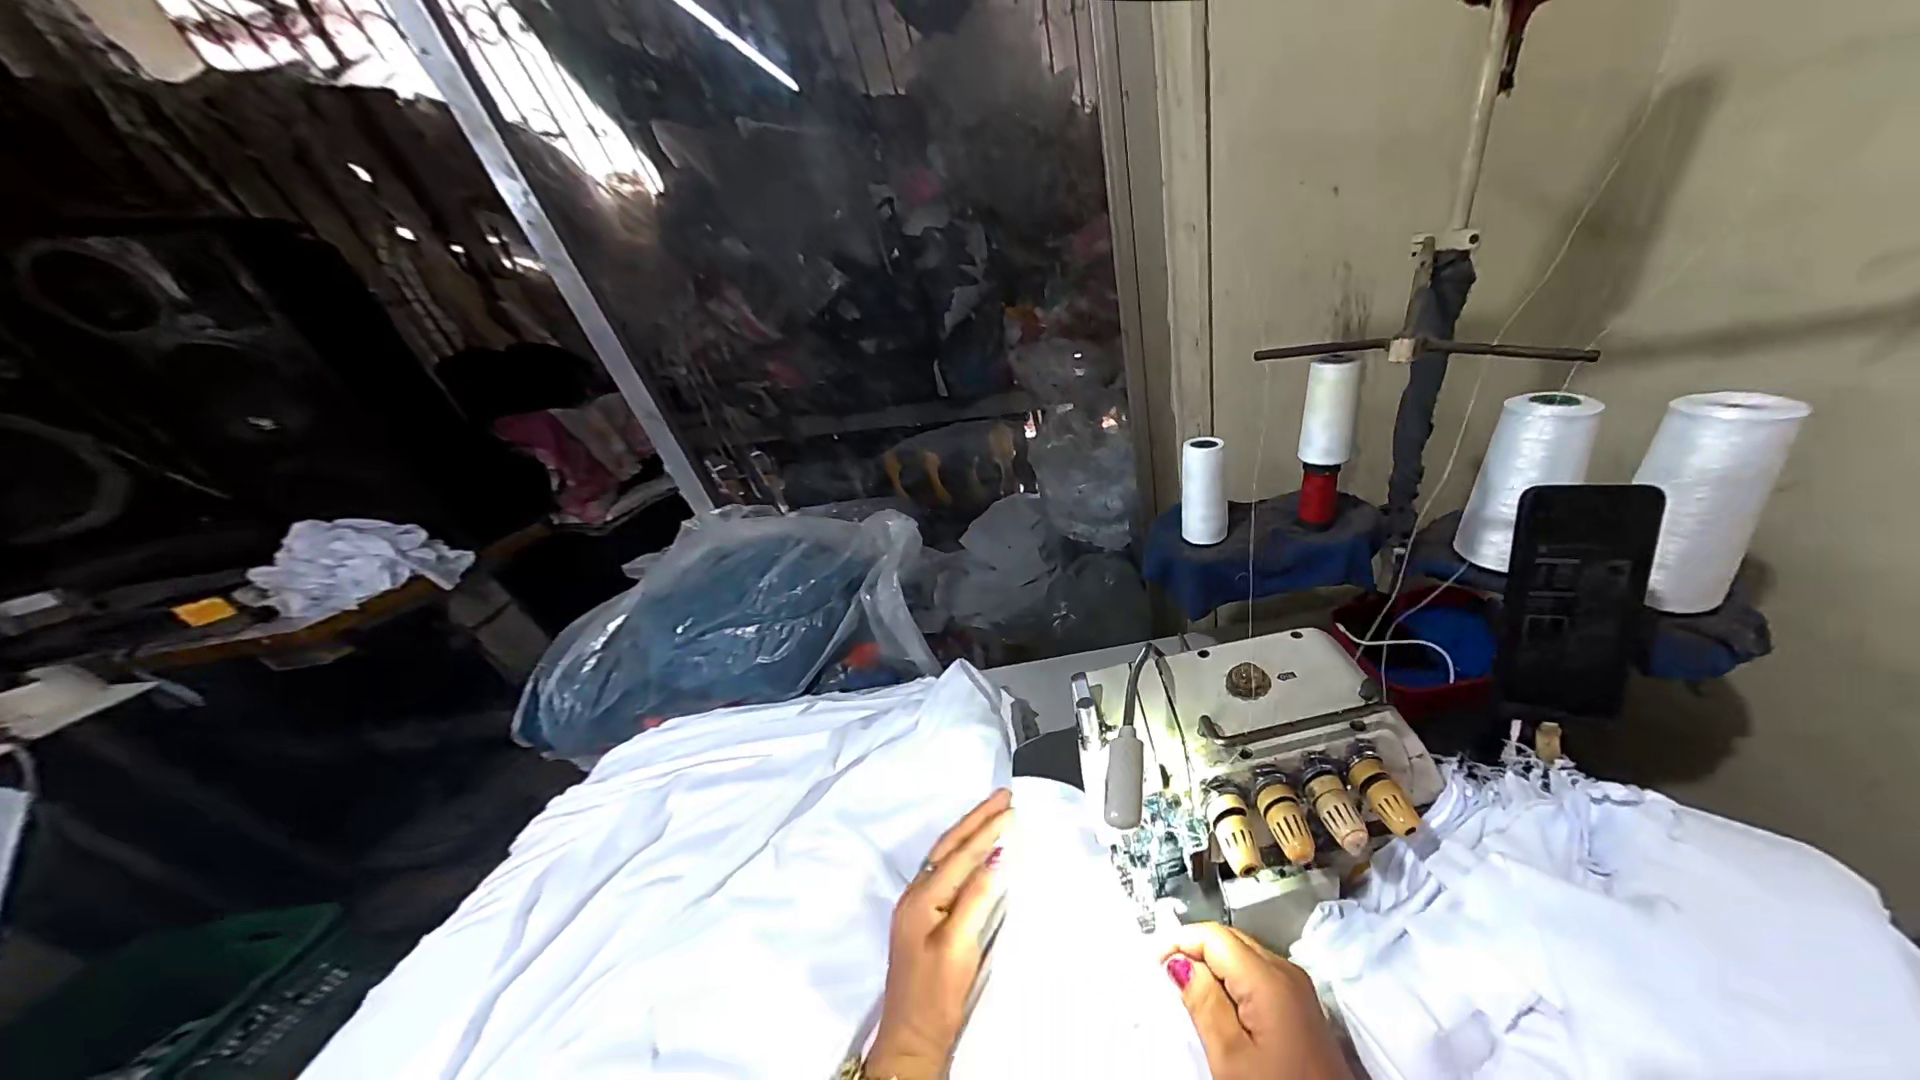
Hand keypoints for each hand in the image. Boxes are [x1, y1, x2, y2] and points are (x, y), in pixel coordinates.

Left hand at [867, 789, 1011, 1079]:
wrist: (911, 1038)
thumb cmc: (936, 997)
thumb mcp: (959, 948)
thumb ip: (974, 900)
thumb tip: (994, 860)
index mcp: (922, 898)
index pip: (961, 855)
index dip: (987, 831)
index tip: (1011, 809)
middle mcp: (915, 894)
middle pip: (949, 845)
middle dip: (976, 818)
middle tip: (1002, 796)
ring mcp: (917, 904)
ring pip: (945, 854)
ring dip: (969, 829)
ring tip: (992, 811)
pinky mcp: (923, 916)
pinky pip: (945, 869)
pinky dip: (963, 851)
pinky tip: (975, 848)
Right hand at [1162, 923, 1352, 1079]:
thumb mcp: (1231, 1059)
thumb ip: (1203, 1002)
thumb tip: (1179, 961)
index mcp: (1269, 979)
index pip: (1212, 935)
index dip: (1178, 943)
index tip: (1155, 968)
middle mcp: (1287, 973)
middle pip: (1228, 940)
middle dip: (1194, 952)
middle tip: (1167, 982)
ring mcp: (1299, 991)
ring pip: (1242, 956)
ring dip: (1213, 968)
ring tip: (1189, 998)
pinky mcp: (1303, 1010)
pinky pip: (1258, 977)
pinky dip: (1233, 984)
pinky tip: (1221, 1012)